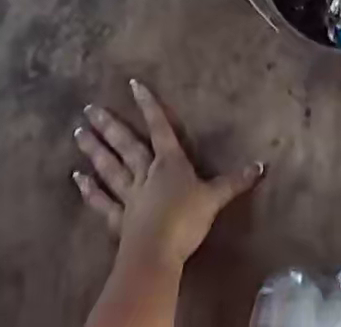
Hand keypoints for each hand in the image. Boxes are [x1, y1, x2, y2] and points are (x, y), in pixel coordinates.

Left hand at [73, 79, 263, 269]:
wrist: (156, 255)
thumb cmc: (185, 220)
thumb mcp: (215, 198)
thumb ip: (235, 181)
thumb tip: (262, 165)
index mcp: (168, 162)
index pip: (159, 127)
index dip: (148, 105)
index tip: (133, 84)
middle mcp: (145, 172)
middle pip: (125, 145)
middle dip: (109, 125)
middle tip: (89, 109)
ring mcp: (129, 196)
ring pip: (110, 168)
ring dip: (95, 150)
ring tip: (79, 134)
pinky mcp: (117, 220)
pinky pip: (101, 201)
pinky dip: (89, 189)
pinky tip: (78, 177)